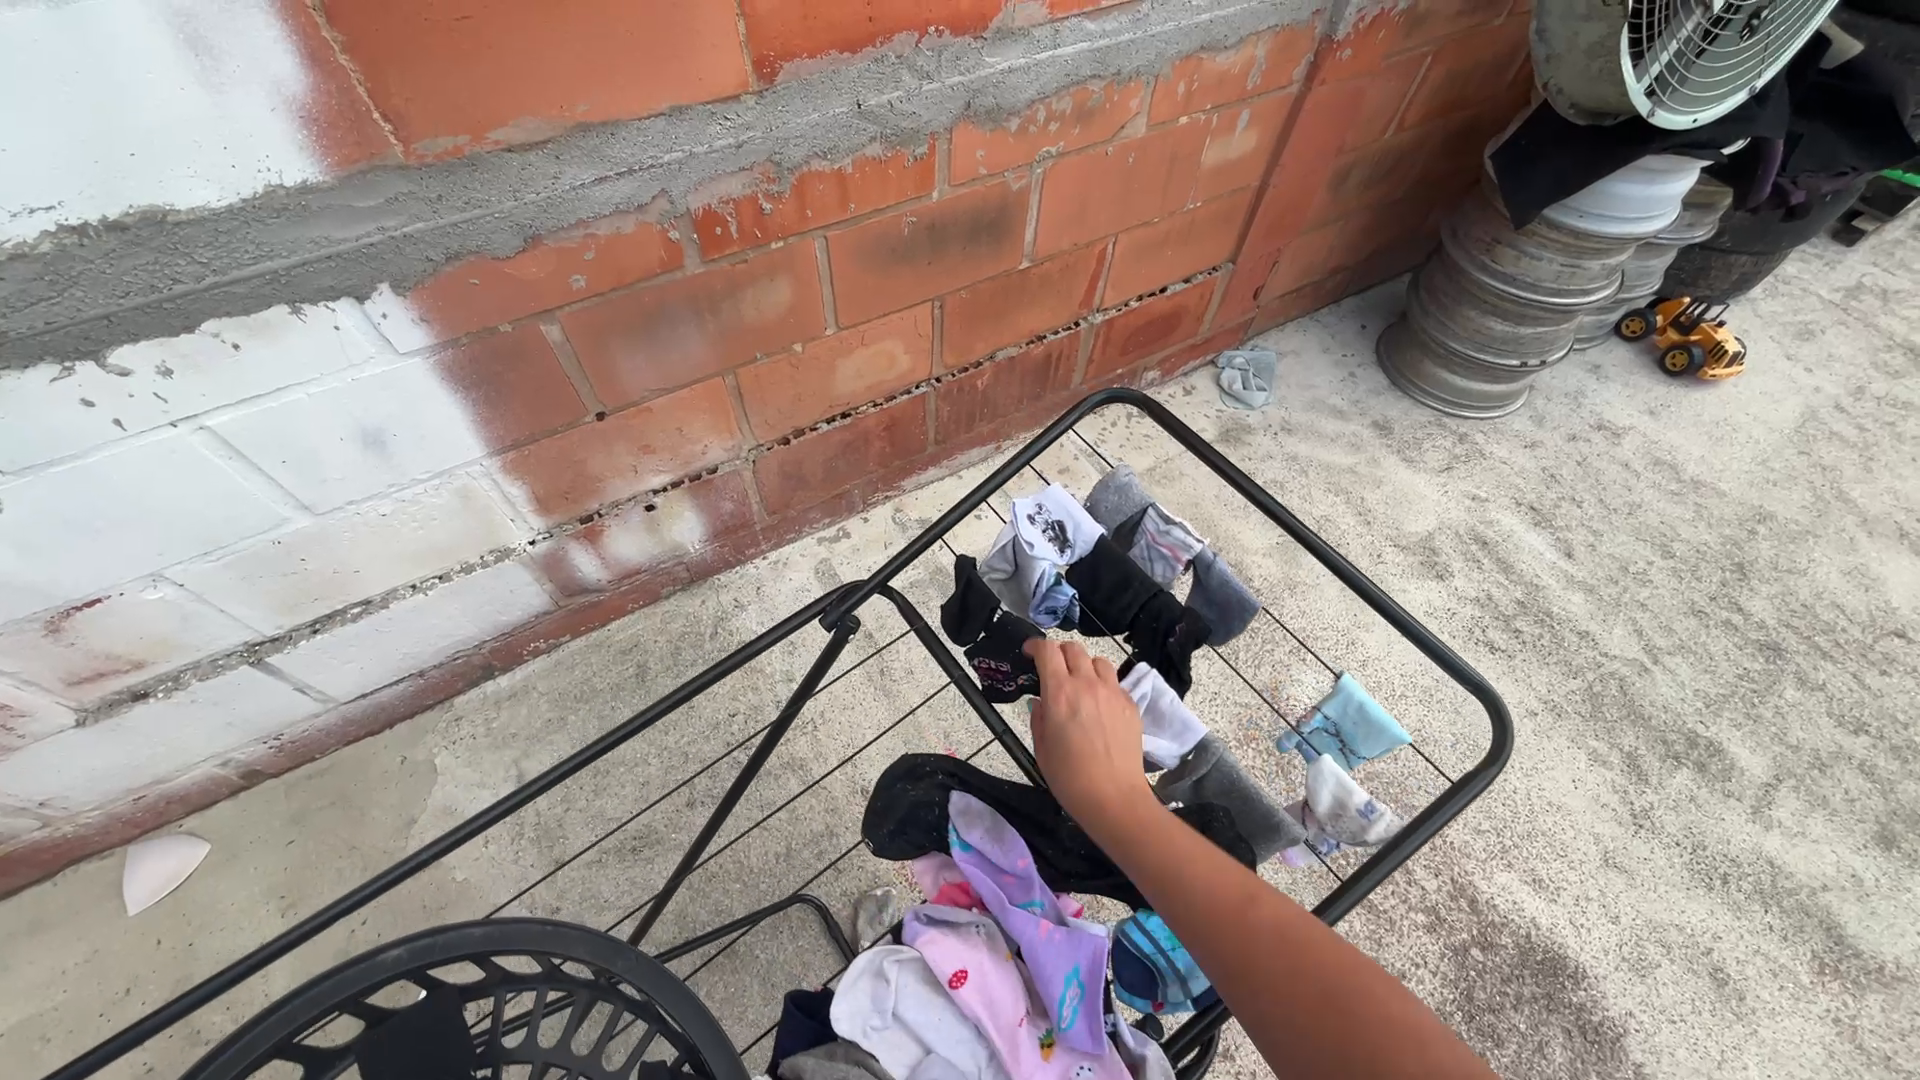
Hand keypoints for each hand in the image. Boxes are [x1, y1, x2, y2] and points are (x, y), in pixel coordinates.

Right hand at [1023, 638, 1156, 828]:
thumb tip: (1041, 702)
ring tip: (1079, 682)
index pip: (1048, 651)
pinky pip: (1115, 683)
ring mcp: (1113, 693)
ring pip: (1098, 661)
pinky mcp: (1131, 705)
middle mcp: (1087, 685)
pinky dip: (1103, 685)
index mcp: (1060, 693)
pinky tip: (1099, 705)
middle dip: (1059, 653)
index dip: (1036, 645)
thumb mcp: (1041, 748)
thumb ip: (1039, 718)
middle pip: (1073, 649)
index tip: (1029, 652)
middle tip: (1053, 668)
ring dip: (1084, 665)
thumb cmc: (1069, 778)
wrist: (1114, 798)